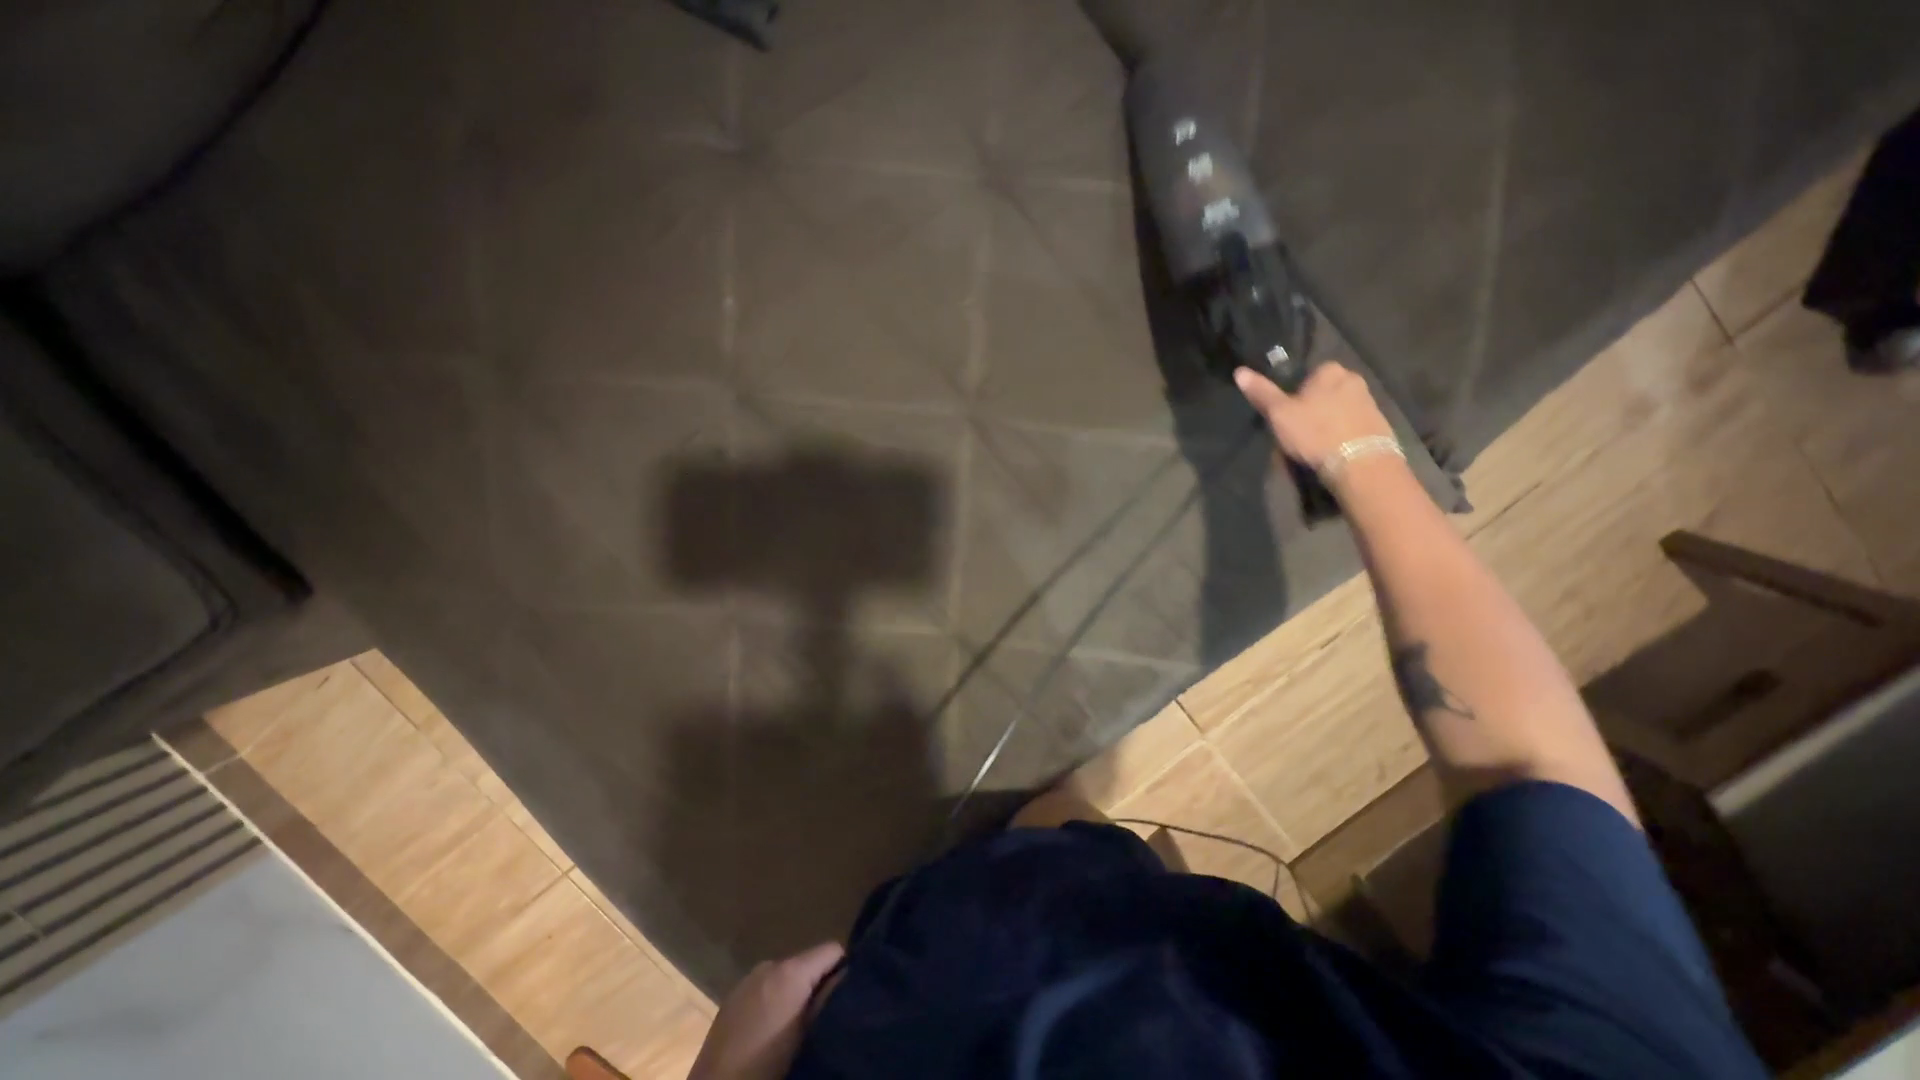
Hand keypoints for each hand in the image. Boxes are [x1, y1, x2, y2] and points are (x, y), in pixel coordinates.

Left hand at [688, 942, 843, 1079]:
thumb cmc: (768, 1063)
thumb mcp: (809, 1034)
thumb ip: (830, 1000)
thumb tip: (849, 976)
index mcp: (790, 971)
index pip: (832, 950)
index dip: (846, 969)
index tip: (850, 995)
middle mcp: (769, 964)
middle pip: (809, 962)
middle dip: (820, 984)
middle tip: (827, 1016)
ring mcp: (748, 979)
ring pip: (788, 976)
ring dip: (798, 993)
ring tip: (801, 1026)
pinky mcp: (733, 996)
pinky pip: (767, 987)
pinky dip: (777, 1000)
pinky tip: (775, 1029)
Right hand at [1233, 363, 1393, 468]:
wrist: (1360, 464)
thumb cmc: (1316, 433)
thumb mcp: (1280, 414)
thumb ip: (1262, 392)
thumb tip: (1239, 371)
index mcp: (1330, 370)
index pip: (1309, 375)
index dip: (1296, 394)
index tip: (1290, 414)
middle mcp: (1354, 379)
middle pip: (1327, 391)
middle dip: (1316, 406)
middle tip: (1302, 430)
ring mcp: (1371, 402)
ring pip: (1342, 408)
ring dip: (1332, 421)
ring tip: (1319, 444)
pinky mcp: (1382, 425)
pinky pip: (1356, 425)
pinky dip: (1346, 434)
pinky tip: (1337, 451)